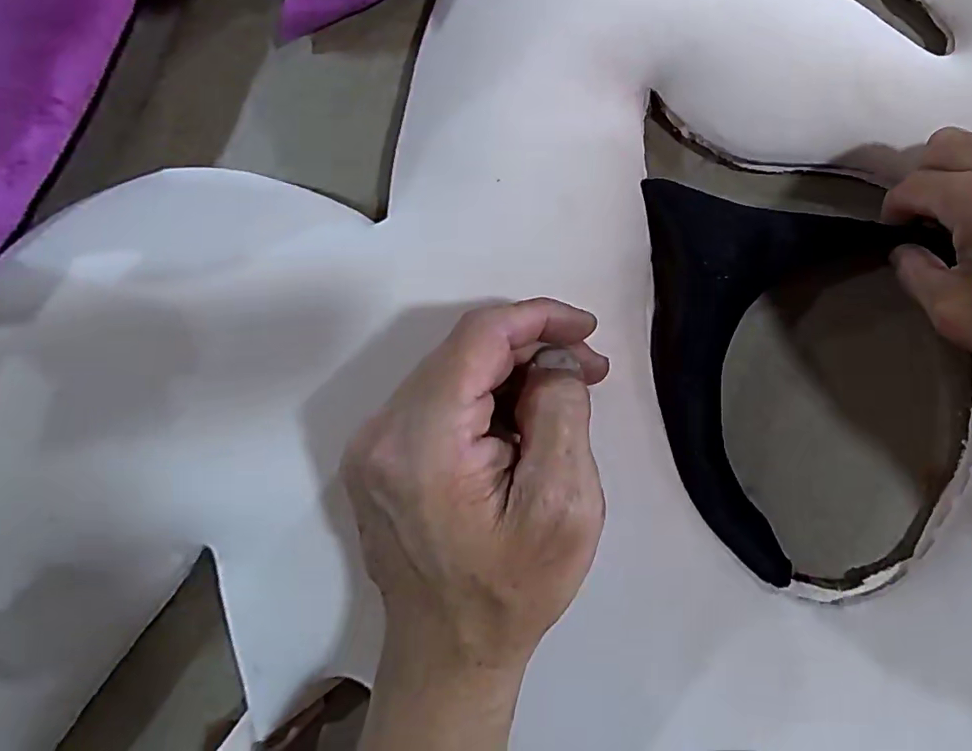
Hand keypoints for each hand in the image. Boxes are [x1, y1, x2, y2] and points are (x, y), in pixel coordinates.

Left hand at [342, 300, 610, 681]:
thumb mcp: (563, 500)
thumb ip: (561, 411)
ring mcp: (379, 446)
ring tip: (571, 393)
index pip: (479, 337)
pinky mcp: (388, 458)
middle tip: (591, 370)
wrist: (453, 655)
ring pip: (459, 366)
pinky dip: (497, 390)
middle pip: (468, 347)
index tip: (588, 329)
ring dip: (520, 367)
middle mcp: (385, 434)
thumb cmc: (516, 585)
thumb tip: (555, 360)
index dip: (539, 316)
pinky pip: (448, 394)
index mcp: (423, 443)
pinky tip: (533, 416)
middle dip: (537, 344)